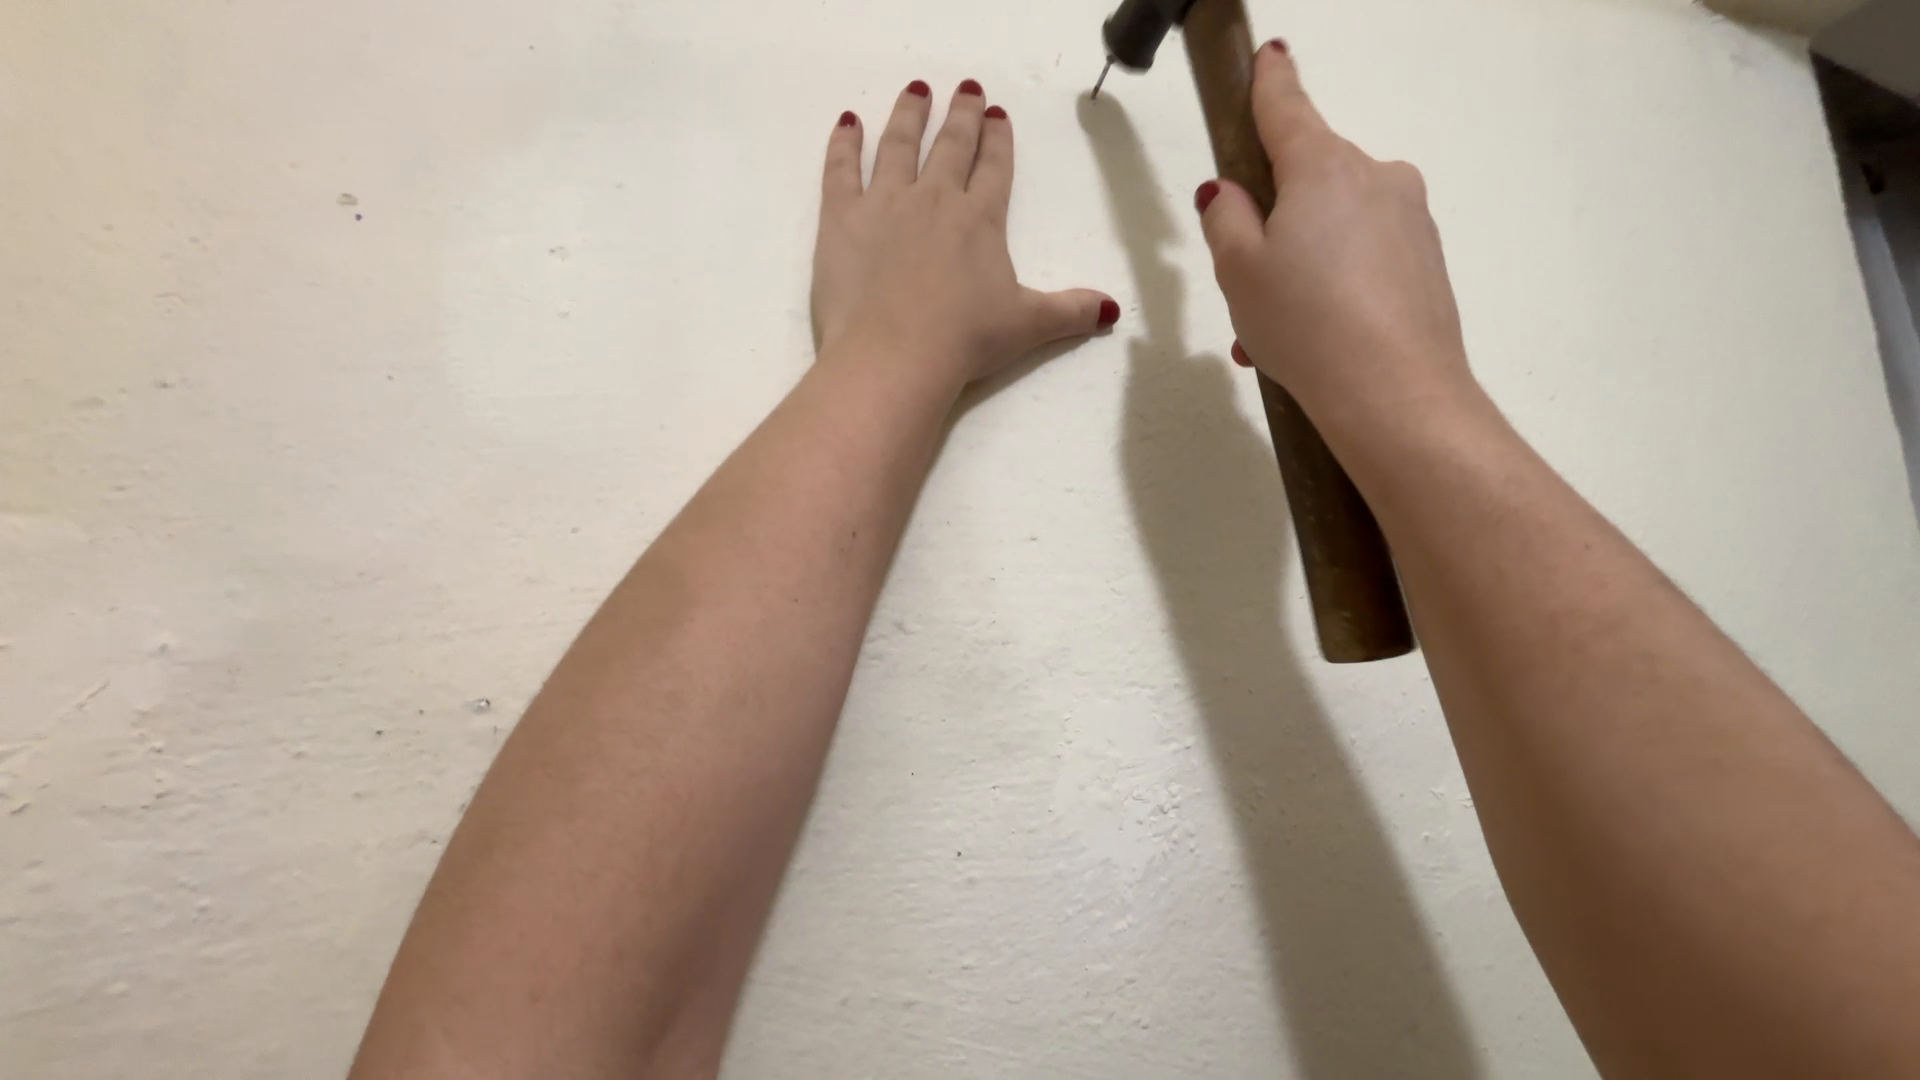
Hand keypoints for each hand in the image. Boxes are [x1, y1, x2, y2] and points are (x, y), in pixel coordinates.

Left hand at [811, 80, 1118, 391]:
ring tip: (916, 91)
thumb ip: (1070, 312)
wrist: (895, 355)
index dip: (997, 141)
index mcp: (980, 220)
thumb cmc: (964, 341)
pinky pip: (841, 170)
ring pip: (899, 145)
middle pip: (951, 146)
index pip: (994, 169)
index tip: (998, 116)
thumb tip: (1112, 311)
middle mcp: (935, 199)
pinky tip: (847, 123)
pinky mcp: (841, 219)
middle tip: (967, 90)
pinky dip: (843, 143)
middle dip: (962, 116)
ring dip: (909, 115)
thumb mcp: (1026, 327)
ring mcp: (885, 204)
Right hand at [1197, 43, 1478, 441]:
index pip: (1286, 109)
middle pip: (1309, 182)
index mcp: (1323, 168)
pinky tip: (1312, 340)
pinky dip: (1331, 289)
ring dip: (1297, 269)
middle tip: (1245, 289)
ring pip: (1334, 230)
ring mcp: (1410, 218)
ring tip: (1271, 335)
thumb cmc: (1303, 322)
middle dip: (1272, 225)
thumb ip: (1225, 219)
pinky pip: (1363, 260)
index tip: (1268, 56)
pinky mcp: (1426, 260)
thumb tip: (1230, 190)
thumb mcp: (1238, 271)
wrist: (1394, 390)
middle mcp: (1375, 177)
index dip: (1269, 83)